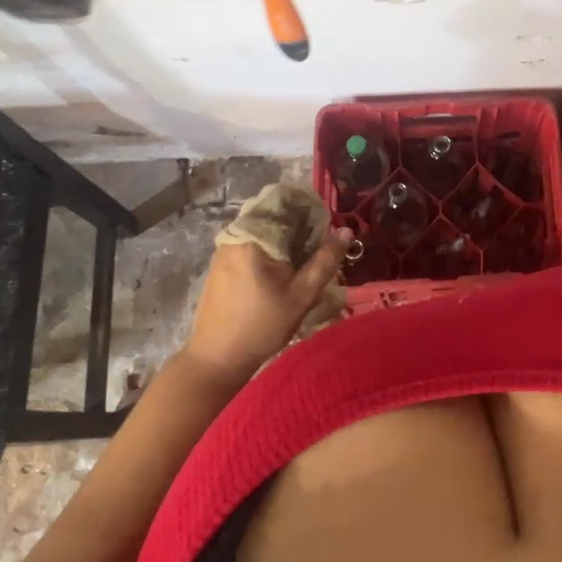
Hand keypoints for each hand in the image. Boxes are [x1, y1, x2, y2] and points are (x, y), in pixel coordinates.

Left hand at [183, 225, 351, 372]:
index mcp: (253, 237)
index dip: (310, 210)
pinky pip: (251, 242)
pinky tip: (282, 272)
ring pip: (263, 229)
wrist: (216, 359)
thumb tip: (346, 230)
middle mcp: (235, 235)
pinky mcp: (221, 263)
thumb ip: (325, 259)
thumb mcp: (302, 294)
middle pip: (274, 214)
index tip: (326, 230)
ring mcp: (224, 249)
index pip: (286, 202)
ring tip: (303, 261)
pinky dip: (271, 248)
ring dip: (286, 238)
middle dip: (300, 226)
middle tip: (318, 249)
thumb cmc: (262, 326)